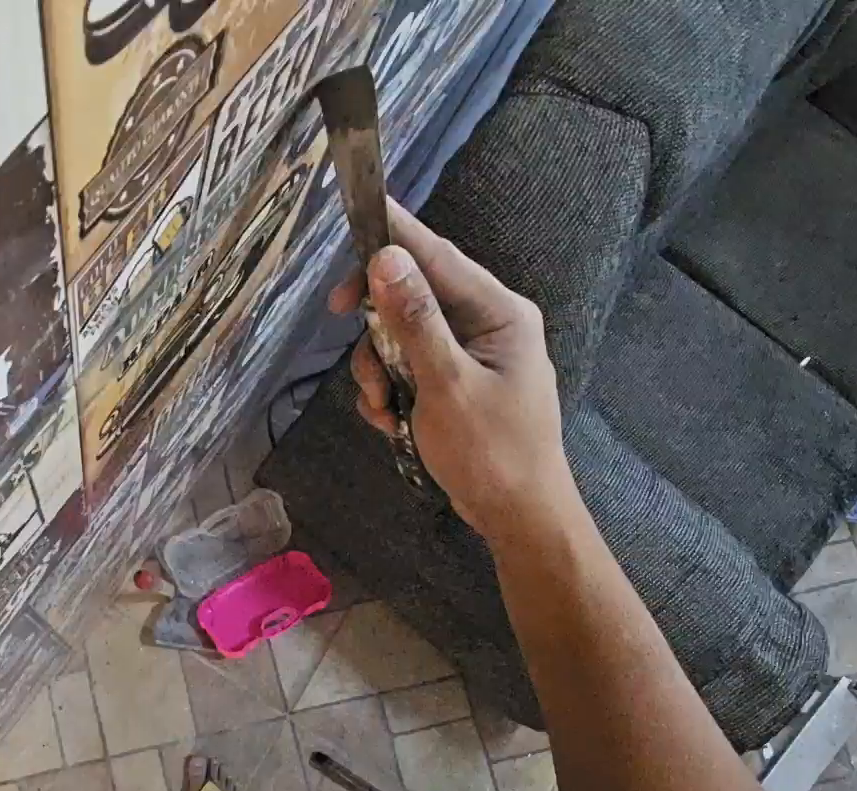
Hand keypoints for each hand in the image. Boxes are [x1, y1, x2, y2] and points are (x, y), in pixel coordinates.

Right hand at [329, 199, 573, 541]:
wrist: (516, 515)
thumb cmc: (492, 452)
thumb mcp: (447, 384)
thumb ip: (415, 321)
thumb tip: (386, 259)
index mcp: (498, 313)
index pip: (439, 257)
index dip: (396, 233)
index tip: (359, 209)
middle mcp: (484, 325)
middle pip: (411, 298)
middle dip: (376, 326)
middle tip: (340, 324)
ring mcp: (467, 357)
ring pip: (399, 340)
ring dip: (377, 371)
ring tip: (383, 410)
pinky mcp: (452, 385)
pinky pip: (405, 372)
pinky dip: (388, 394)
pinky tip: (390, 423)